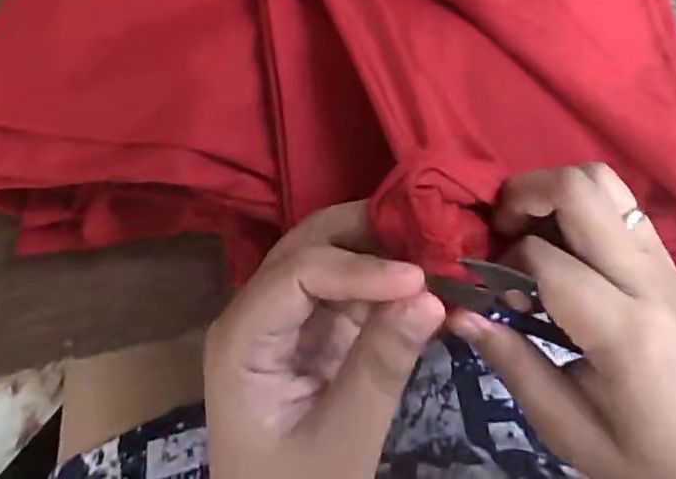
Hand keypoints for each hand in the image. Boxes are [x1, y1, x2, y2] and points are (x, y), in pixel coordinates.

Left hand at [205, 201, 445, 478]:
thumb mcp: (341, 442)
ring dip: (381, 249)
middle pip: (309, 244)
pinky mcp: (315, 327)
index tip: (416, 278)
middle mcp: (258, 310)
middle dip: (367, 233)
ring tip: (432, 252)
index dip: (358, 267)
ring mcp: (286, 315)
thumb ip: (381, 366)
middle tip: (427, 237)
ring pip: (331, 253)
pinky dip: (387, 281)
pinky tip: (424, 283)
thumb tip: (430, 297)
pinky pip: (351, 286)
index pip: (298, 271)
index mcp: (242, 337)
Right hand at [447, 164, 675, 478]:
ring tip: (531, 225)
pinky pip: (617, 195)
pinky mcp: (665, 252)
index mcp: (625, 332)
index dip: (506, 263)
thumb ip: (512, 363)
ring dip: (554, 188)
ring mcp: (662, 258)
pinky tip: (564, 236)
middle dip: (524, 194)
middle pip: (578, 190)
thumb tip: (458, 312)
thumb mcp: (568, 429)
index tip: (496, 290)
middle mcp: (647, 279)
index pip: (547, 259)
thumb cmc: (640, 456)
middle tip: (502, 229)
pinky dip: (579, 198)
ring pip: (601, 178)